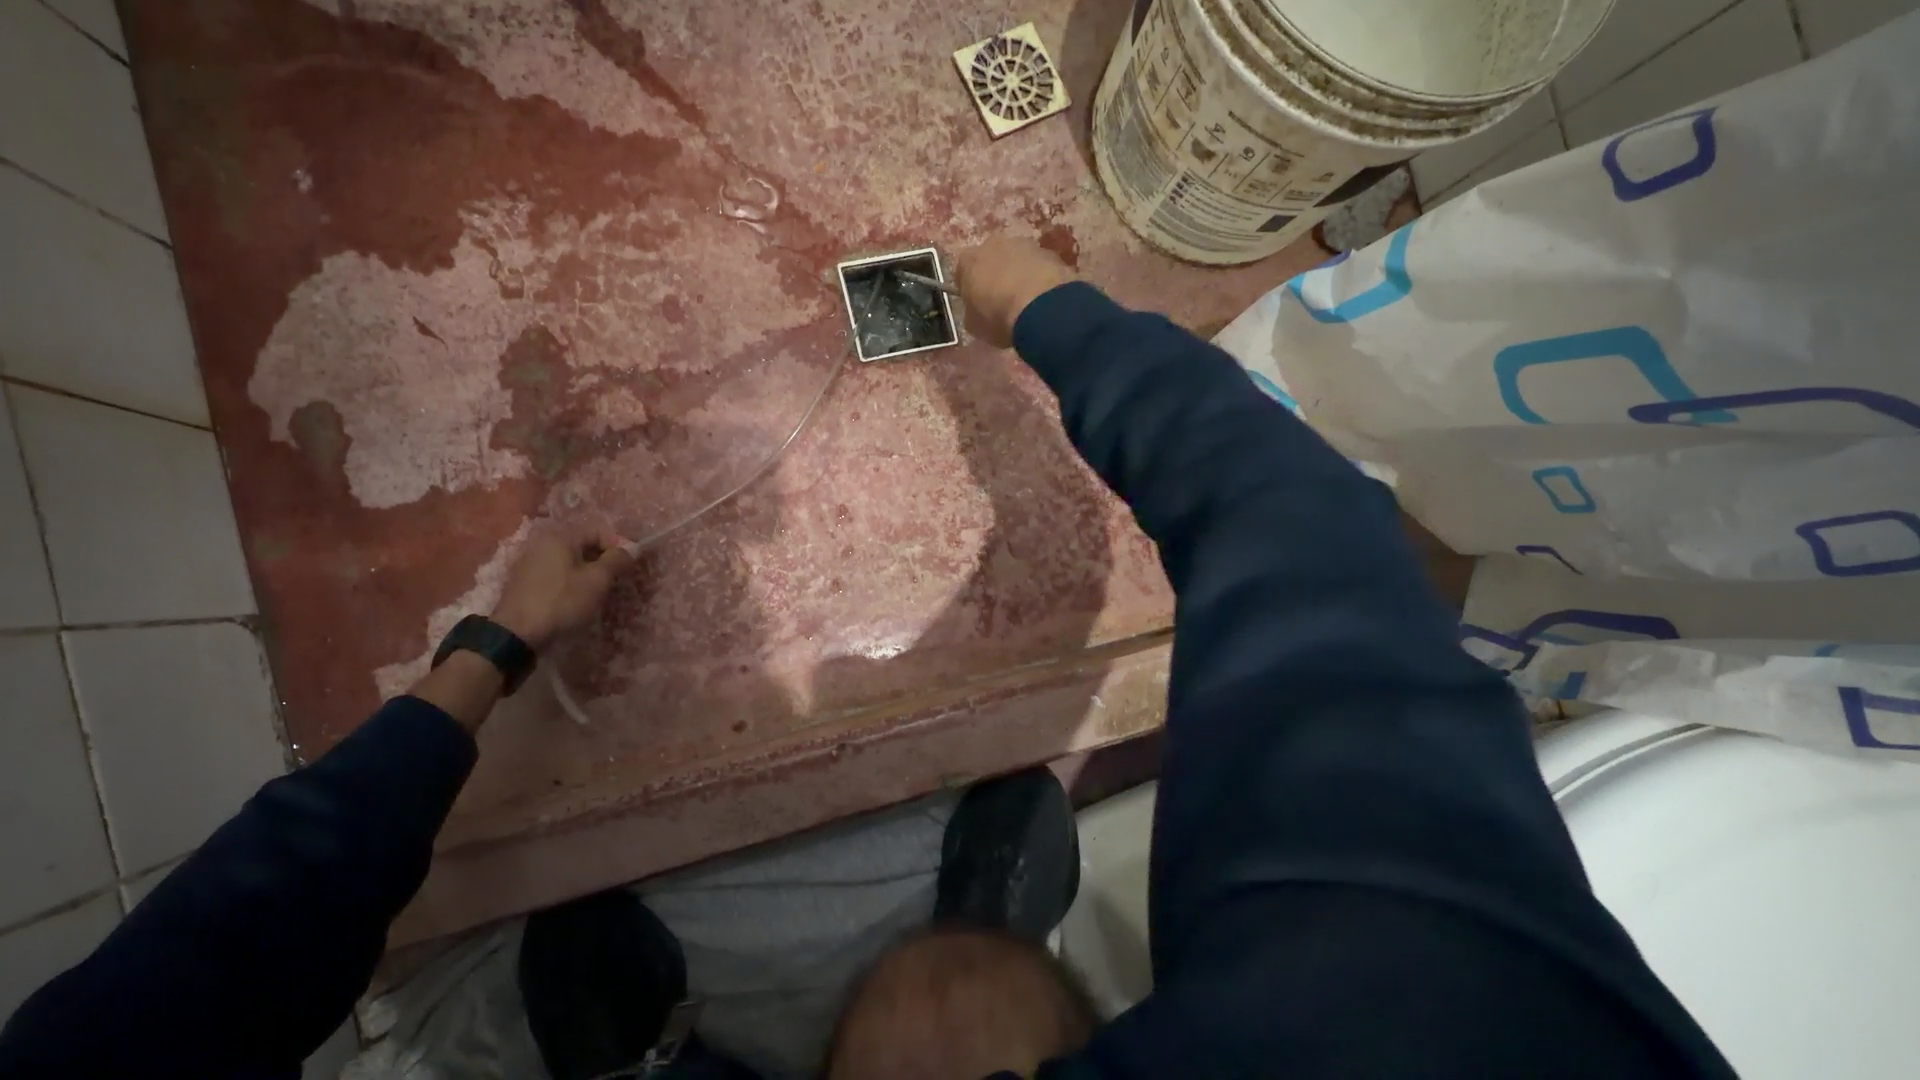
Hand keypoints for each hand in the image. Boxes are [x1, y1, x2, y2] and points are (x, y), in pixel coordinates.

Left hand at [490, 523, 634, 650]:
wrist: (517, 633)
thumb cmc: (563, 601)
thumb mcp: (598, 580)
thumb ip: (617, 560)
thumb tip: (628, 550)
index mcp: (560, 536)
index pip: (598, 532)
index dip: (617, 548)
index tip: (627, 568)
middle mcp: (542, 542)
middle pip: (582, 546)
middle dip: (601, 562)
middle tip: (613, 583)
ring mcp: (529, 561)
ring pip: (568, 561)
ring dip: (586, 574)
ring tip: (595, 594)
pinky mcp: (522, 581)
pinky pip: (554, 574)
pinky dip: (568, 582)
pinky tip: (572, 600)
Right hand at [955, 237, 1076, 347]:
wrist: (1041, 307)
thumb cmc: (998, 316)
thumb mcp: (975, 325)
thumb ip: (972, 312)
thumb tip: (976, 311)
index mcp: (969, 261)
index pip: (963, 271)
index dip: (969, 288)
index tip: (976, 303)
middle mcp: (993, 244)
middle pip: (991, 259)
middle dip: (995, 275)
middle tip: (1002, 300)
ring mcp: (1023, 244)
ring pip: (1016, 259)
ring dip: (1018, 273)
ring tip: (1026, 300)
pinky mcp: (1048, 251)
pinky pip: (1038, 265)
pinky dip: (1038, 276)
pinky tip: (1043, 297)